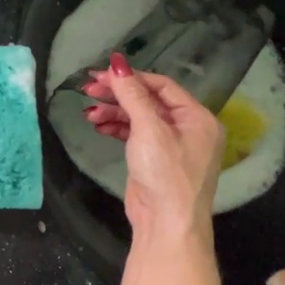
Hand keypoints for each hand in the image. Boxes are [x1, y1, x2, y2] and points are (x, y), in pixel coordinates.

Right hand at [82, 54, 222, 237]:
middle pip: (148, 99)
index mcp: (197, 118)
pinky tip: (99, 126)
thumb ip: (132, 94)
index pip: (161, 85)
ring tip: (88, 115)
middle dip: (117, 94)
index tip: (98, 75)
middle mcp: (188, 128)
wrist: (167, 222)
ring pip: (138, 116)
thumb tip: (116, 62)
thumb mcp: (148, 129)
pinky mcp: (155, 157)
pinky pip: (135, 132)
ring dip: (113, 111)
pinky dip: (116, 126)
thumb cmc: (165, 172)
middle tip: (87, 90)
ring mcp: (172, 144)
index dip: (130, 77)